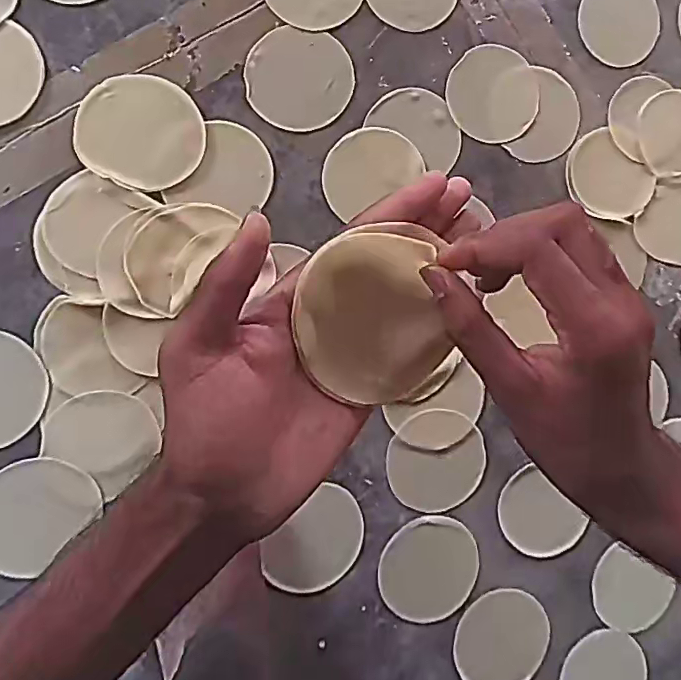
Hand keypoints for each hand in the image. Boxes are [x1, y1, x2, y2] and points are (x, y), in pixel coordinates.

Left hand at [150, 173, 475, 546]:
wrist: (226, 495)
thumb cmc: (206, 419)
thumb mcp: (199, 344)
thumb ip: (227, 284)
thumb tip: (258, 221)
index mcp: (299, 295)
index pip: (355, 241)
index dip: (396, 209)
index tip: (434, 184)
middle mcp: (336, 313)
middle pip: (391, 260)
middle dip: (430, 226)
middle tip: (470, 201)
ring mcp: (360, 349)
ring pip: (409, 299)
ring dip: (444, 268)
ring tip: (481, 241)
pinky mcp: (376, 385)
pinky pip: (415, 350)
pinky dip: (442, 324)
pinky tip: (470, 304)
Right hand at [420, 202, 667, 523]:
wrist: (624, 467)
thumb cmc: (571, 444)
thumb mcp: (511, 390)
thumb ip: (471, 329)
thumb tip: (437, 280)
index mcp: (596, 327)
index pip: (541, 248)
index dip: (488, 244)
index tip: (450, 261)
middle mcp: (621, 301)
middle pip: (563, 223)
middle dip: (506, 233)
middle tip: (469, 264)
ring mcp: (629, 296)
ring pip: (575, 229)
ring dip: (524, 237)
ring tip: (487, 271)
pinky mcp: (625, 297)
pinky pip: (582, 248)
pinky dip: (542, 250)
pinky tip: (514, 276)